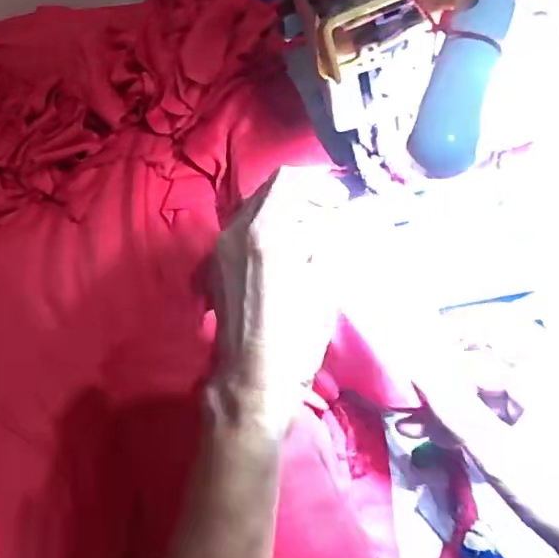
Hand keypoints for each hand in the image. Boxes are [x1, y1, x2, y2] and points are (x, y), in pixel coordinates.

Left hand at [210, 167, 346, 437]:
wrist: (251, 377)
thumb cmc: (296, 337)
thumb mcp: (326, 283)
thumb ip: (331, 238)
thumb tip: (342, 213)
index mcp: (264, 232)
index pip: (288, 180)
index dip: (320, 182)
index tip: (341, 201)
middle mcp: (234, 231)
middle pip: (269, 190)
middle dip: (303, 194)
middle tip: (331, 215)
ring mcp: (220, 247)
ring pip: (254, 208)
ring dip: (285, 210)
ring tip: (312, 234)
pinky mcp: (216, 265)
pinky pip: (243, 229)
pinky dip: (267, 227)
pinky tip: (288, 250)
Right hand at [410, 324, 558, 557]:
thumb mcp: (498, 454)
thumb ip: (452, 407)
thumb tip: (412, 366)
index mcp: (546, 377)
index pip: (486, 336)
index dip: (444, 339)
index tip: (407, 351)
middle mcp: (547, 383)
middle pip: (481, 363)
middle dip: (438, 377)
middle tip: (402, 395)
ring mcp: (544, 409)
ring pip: (482, 391)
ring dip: (444, 404)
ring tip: (407, 422)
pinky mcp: (540, 433)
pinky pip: (492, 414)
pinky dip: (463, 423)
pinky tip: (432, 437)